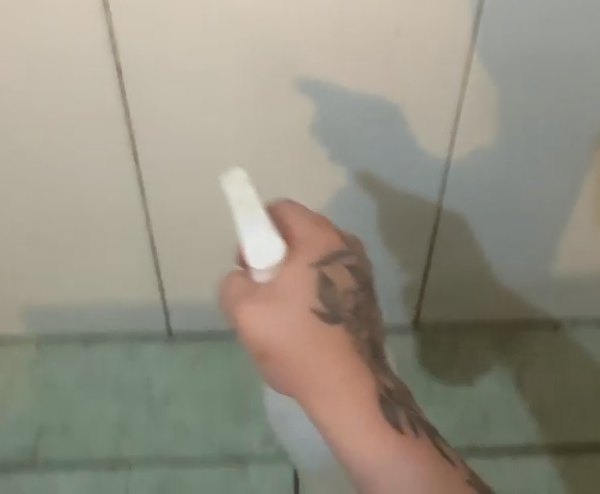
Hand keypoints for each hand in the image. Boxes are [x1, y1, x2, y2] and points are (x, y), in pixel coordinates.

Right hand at [218, 200, 386, 407]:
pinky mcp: (366, 296)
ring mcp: (360, 271)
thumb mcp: (244, 311)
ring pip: (313, 260)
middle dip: (273, 257)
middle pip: (298, 234)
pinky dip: (313, 294)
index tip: (248, 264)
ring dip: (293, 278)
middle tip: (259, 292)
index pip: (281, 210)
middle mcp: (345, 245)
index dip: (256, 230)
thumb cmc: (298, 342)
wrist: (350, 390)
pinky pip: (330, 281)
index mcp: (319, 237)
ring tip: (281, 316)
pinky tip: (305, 328)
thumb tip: (243, 279)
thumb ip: (233, 283)